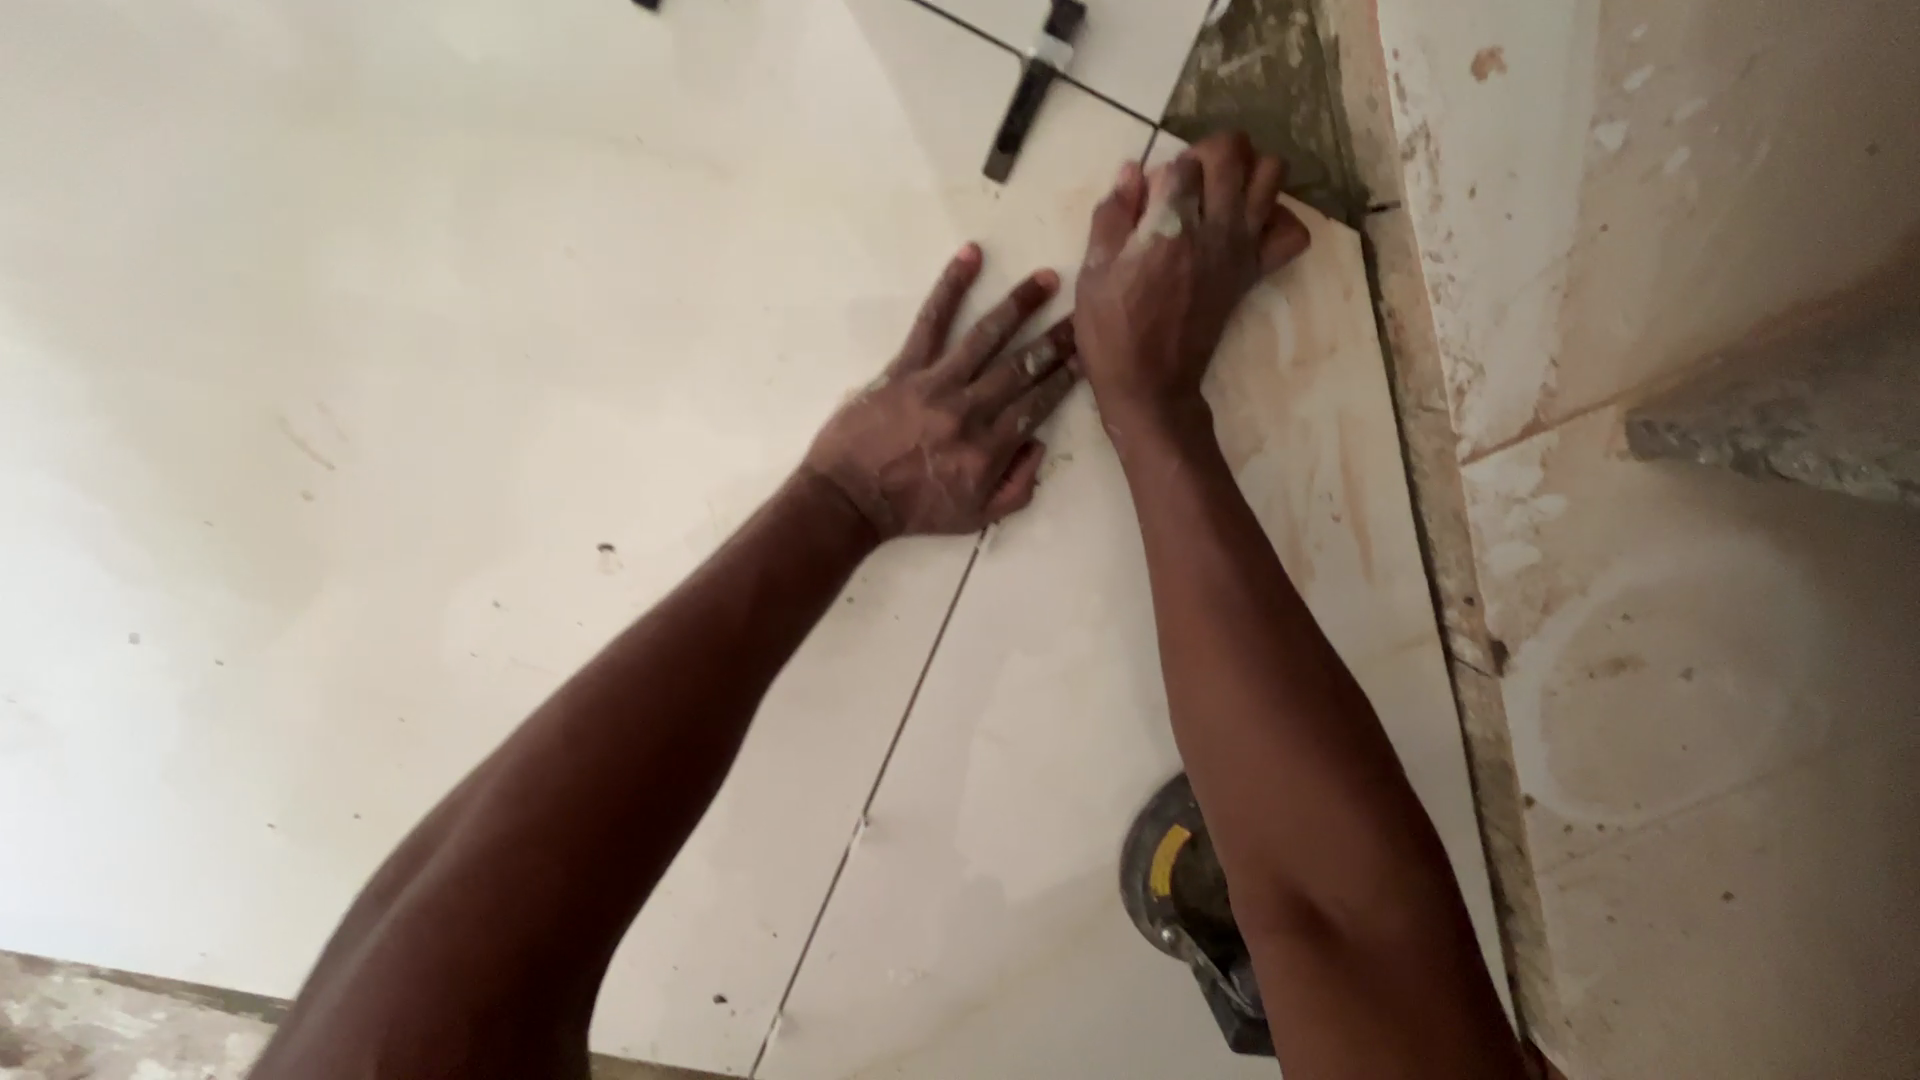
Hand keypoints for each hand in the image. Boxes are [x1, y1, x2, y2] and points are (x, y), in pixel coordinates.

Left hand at [803, 244, 1078, 539]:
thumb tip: (1038, 443)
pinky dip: (950, 286)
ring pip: (987, 336)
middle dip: (1057, 338)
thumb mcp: (977, 518)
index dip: (1066, 377)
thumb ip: (1018, 487)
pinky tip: (971, 255)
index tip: (1089, 354)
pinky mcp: (904, 367)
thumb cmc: (914, 510)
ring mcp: (936, 384)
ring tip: (1047, 279)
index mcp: (990, 449)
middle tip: (1084, 312)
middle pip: (1022, 366)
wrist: (851, 499)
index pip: (1038, 404)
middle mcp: (970, 410)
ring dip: (1020, 304)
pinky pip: (931, 321)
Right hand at [1073, 133, 1311, 440]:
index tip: (1146, 202)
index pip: (1182, 162)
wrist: (1149, 384)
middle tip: (1185, 186)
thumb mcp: (1093, 273)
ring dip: (1247, 172)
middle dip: (1207, 154)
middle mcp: (1214, 228)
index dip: (1162, 174)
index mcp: (1169, 225)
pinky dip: (1277, 219)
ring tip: (1219, 195)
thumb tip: (1131, 170)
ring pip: (1272, 174)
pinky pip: (1291, 233)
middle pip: (1233, 151)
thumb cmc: (1111, 331)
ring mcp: (1241, 249)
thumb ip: (1111, 215)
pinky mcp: (1253, 273)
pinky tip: (1248, 227)